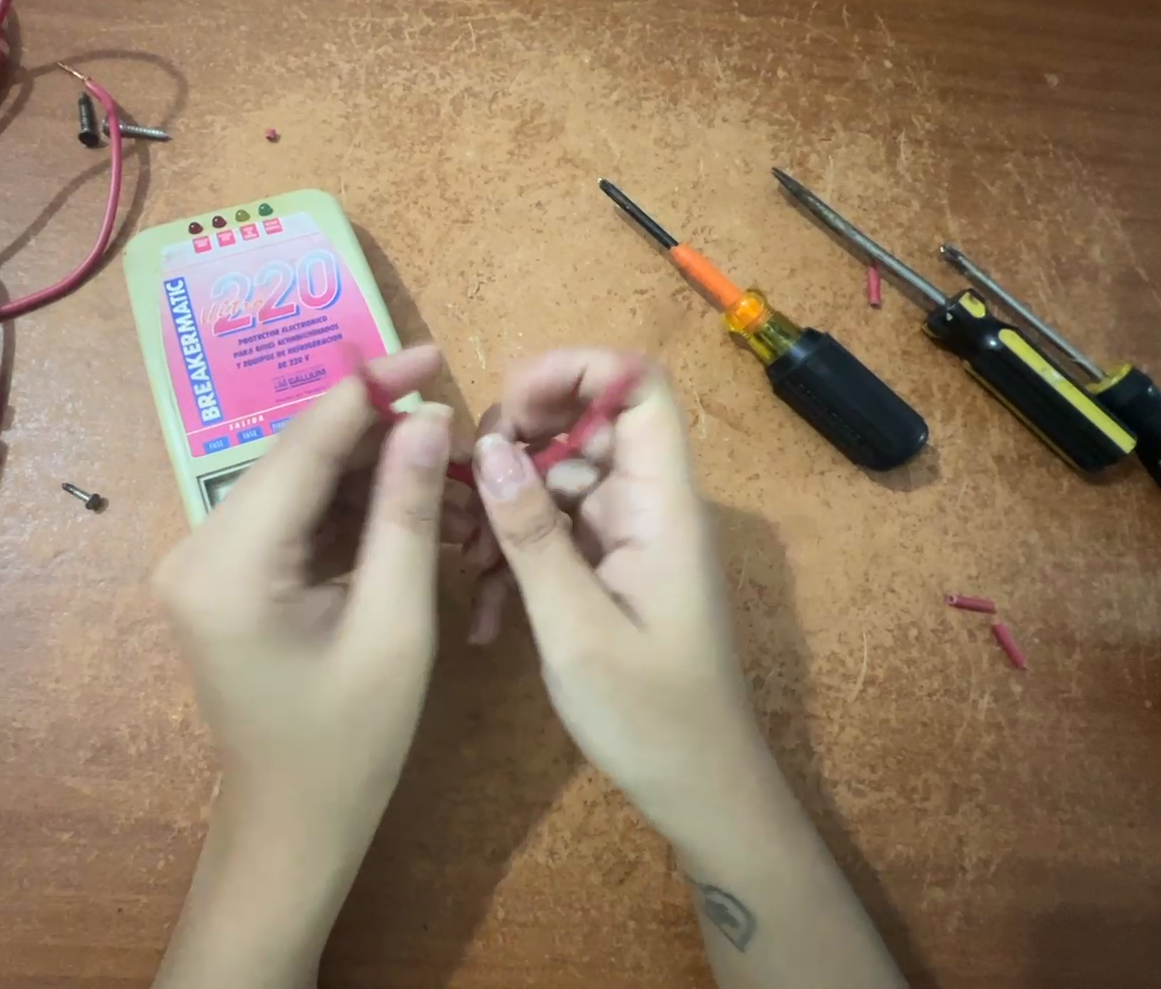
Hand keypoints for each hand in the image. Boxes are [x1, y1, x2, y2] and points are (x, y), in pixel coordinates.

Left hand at [152, 343, 458, 844]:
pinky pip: (298, 516)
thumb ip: (405, 512)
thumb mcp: (395, 624)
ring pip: (304, 482)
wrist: (295, 822)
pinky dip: (354, 508)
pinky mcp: (228, 572)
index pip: (303, 445)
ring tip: (447, 482)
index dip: (370, 390)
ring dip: (375, 473)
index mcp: (228, 564)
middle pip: (301, 458)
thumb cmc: (352, 741)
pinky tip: (408, 511)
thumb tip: (425, 419)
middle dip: (380, 437)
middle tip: (457, 435)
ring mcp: (208, 559)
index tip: (431, 353)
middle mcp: (199, 547)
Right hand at [472, 349, 768, 851]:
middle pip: (585, 428)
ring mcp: (624, 535)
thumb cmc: (649, 713)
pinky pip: (552, 530)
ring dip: (504, 511)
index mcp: (661, 503)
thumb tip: (490, 447)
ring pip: (556, 482)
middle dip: (518, 447)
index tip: (511, 401)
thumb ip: (531, 532)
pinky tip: (488, 613)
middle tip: (465, 489)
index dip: (579, 371)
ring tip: (470, 566)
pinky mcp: (605, 565)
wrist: (695, 788)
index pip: (640, 390)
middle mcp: (646, 504)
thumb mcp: (575, 624)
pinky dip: (515, 555)